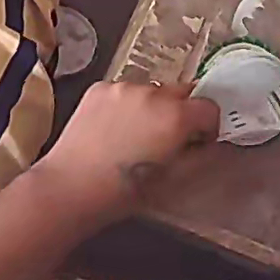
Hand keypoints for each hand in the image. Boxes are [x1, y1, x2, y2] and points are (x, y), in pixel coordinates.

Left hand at [37, 82, 221, 221]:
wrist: (69, 189)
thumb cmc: (126, 192)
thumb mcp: (174, 180)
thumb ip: (201, 156)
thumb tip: (210, 142)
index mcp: (177, 116)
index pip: (209, 108)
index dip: (207, 126)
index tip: (197, 142)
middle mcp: (153, 93)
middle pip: (182, 93)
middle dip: (181, 113)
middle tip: (164, 139)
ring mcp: (124, 87)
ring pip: (151, 91)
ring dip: (152, 107)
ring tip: (134, 134)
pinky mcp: (99, 88)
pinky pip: (124, 91)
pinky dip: (125, 105)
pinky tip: (112, 128)